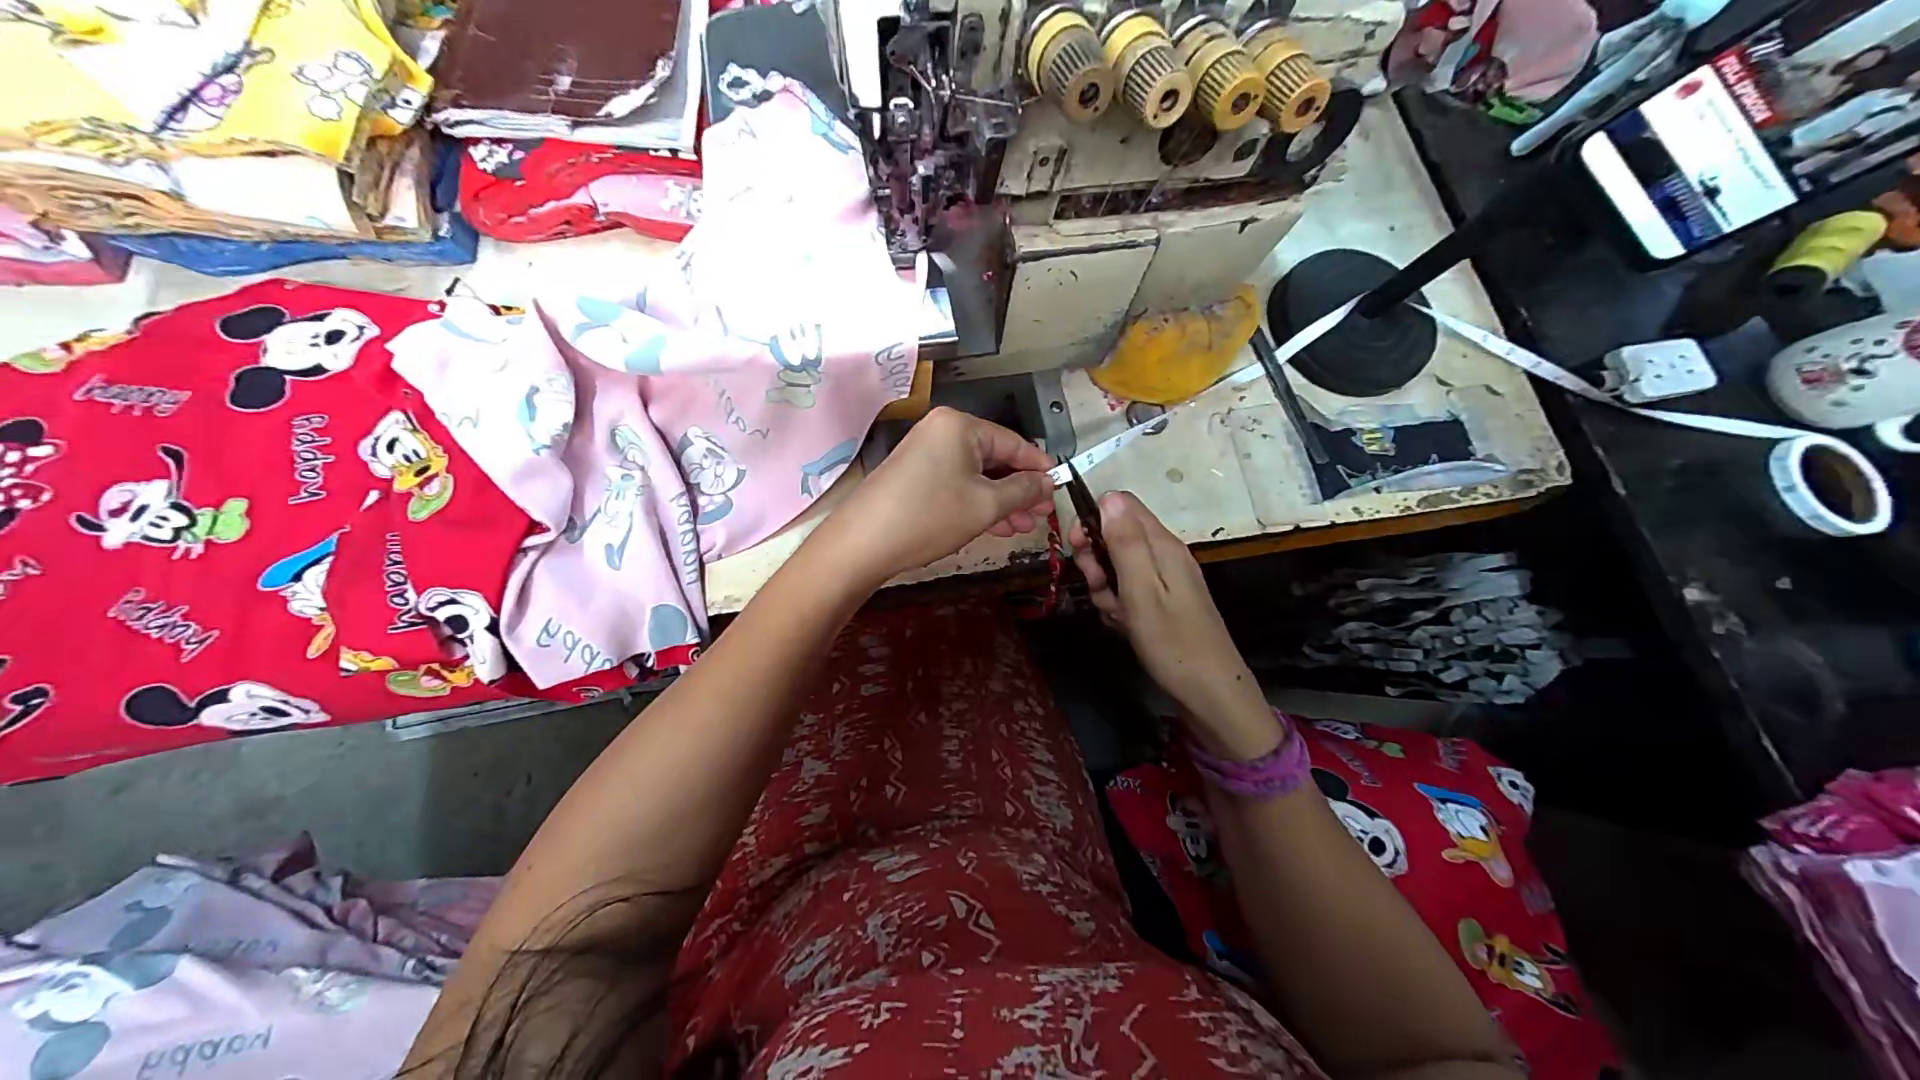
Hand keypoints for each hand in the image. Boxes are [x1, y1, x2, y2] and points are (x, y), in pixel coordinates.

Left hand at [807, 408, 1055, 589]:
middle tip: (1040, 515)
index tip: (1057, 488)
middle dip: (1019, 489)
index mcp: (959, 426)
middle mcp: (940, 432)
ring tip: (1021, 527)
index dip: (1039, 468)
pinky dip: (976, 503)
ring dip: (1000, 501)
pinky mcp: (913, 477)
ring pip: (975, 475)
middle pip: (994, 458)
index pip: (1014, 442)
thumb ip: (1023, 491)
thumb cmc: (927, 517)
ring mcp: (924, 454)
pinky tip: (994, 526)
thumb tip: (1046, 483)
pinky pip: (955, 484)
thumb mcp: (985, 505)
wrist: (863, 543)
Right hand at [1069, 491, 1281, 759]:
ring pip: (1118, 567)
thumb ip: (1125, 541)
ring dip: (1105, 588)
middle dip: (1096, 560)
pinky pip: (1128, 591)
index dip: (1093, 521)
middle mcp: (1165, 555)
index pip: (1121, 506)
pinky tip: (1122, 624)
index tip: (1078, 548)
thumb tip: (1109, 495)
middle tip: (1099, 587)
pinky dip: (1118, 605)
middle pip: (1117, 536)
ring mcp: (1164, 580)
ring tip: (1116, 613)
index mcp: (1163, 545)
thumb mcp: (1142, 589)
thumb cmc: (1173, 642)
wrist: (1209, 693)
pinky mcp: (1161, 603)